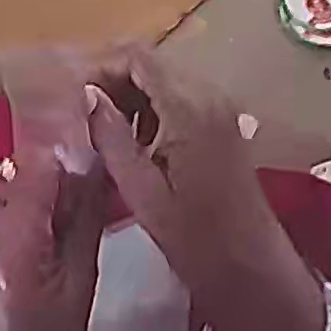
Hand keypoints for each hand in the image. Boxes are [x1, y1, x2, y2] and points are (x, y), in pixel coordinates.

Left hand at [0, 152, 108, 330]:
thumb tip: (95, 158)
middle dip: (49, 182)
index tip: (85, 162)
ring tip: (46, 231)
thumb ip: (87, 209)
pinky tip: (25, 237)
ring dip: (30, 195)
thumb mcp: (81, 276)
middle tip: (69, 210)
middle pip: (23, 171)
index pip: (39, 162)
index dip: (65, 157)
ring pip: (10, 182)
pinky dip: (12, 208)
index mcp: (11, 239)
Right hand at [85, 49, 323, 330]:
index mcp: (188, 107)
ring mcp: (218, 105)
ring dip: (132, 92)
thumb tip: (86, 92)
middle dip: (115, 78)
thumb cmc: (194, 238)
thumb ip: (112, 136)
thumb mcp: (142, 191)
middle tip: (84, 109)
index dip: (103, 65)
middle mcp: (208, 93)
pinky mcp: (222, 120)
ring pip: (165, 76)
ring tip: (104, 125)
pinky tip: (135, 137)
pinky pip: (179, 94)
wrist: (254, 272)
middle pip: (152, 62)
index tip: (76, 91)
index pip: (139, 57)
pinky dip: (153, 105)